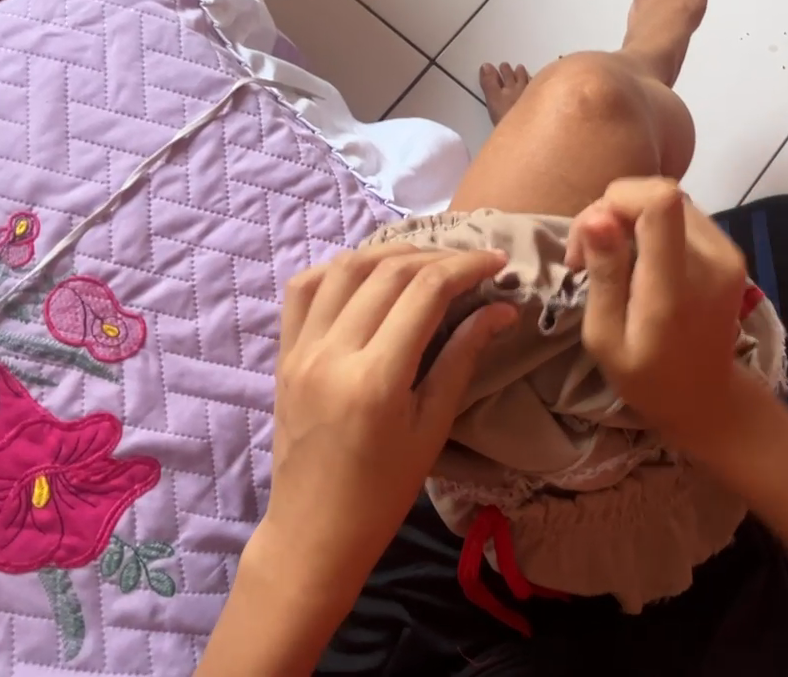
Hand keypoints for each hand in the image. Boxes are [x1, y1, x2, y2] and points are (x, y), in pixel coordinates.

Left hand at [260, 243, 517, 580]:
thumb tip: (503, 309)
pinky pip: (305, 288)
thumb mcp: (434, 427)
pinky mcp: (284, 352)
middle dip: (439, 255)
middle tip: (471, 263)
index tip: (497, 262)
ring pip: (346, 267)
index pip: (426, 291)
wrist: (313, 532)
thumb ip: (464, 357)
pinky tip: (368, 275)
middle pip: (390, 271)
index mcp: (376, 377)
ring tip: (426, 262)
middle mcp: (333, 351)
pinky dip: (340, 268)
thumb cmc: (384, 490)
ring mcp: (301, 349)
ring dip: (392, 253)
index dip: (467, 266)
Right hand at [568, 178, 755, 450]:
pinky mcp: (728, 250)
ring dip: (629, 216)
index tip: (589, 237)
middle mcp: (712, 259)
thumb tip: (596, 215)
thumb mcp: (605, 339)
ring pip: (668, 198)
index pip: (660, 201)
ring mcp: (726, 252)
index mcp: (678, 285)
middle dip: (612, 210)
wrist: (706, 398)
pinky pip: (680, 215)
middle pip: (659, 192)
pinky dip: (650, 225)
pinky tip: (636, 258)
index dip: (617, 199)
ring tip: (609, 258)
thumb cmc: (646, 378)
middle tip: (586, 255)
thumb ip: (604, 274)